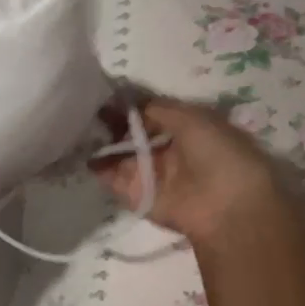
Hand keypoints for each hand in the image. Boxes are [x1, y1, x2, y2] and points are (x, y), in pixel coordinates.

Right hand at [90, 96, 286, 242]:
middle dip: (112, 122)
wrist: (225, 208)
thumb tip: (128, 105)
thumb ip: (158, 109)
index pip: (153, 113)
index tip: (107, 96)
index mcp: (189, 130)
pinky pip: (111, 178)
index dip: (131, 105)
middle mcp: (168, 149)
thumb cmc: (219, 156)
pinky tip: (85, 154)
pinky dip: (97, 167)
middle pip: (132, 133)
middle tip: (89, 112)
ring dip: (101, 143)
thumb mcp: (195, 120)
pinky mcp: (135, 193)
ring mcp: (150, 173)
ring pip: (118, 154)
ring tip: (79, 129)